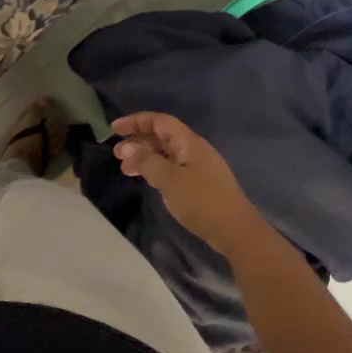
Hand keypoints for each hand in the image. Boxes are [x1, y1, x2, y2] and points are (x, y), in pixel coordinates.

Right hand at [112, 111, 259, 250]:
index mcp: (189, 143)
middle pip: (162, 137)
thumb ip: (146, 161)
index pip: (159, 121)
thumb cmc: (202, 201)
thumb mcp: (169, 180)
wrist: (237, 231)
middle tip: (117, 155)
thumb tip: (127, 148)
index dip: (136, 121)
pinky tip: (147, 180)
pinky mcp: (200, 183)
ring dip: (144, 158)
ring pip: (166, 154)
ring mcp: (198, 167)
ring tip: (126, 170)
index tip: (115, 128)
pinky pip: (172, 168)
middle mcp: (194, 150)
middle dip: (137, 142)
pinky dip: (155, 170)